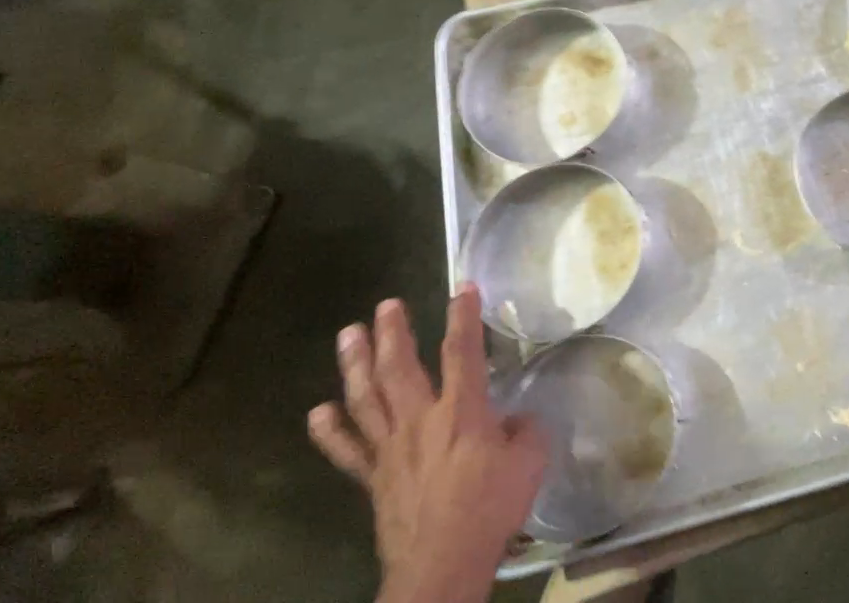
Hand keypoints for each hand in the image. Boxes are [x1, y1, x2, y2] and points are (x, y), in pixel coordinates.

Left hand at [307, 286, 547, 602]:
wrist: (443, 561)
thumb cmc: (492, 506)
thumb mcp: (530, 460)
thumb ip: (524, 430)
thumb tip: (513, 420)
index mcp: (462, 412)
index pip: (462, 352)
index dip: (464, 316)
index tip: (463, 286)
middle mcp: (420, 420)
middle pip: (399, 368)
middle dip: (393, 333)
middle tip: (386, 305)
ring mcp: (390, 448)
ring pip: (366, 398)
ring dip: (354, 364)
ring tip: (348, 335)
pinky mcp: (372, 477)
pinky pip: (346, 450)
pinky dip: (329, 430)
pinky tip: (318, 411)